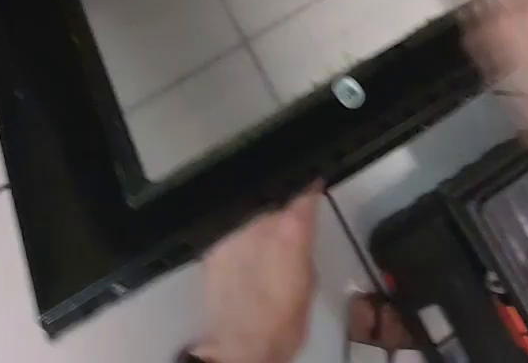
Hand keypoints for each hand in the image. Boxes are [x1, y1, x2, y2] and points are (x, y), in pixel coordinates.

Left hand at [190, 186, 321, 362]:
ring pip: (251, 218)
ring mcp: (235, 231)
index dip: (310, 187)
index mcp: (291, 231)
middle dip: (280, 212)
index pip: (304, 195)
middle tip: (283, 228)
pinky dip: (238, 240)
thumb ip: (303, 253)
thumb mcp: (307, 288)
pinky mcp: (214, 246)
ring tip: (259, 245)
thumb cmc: (283, 325)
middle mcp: (262, 222)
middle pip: (274, 204)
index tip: (313, 181)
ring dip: (258, 226)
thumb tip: (298, 240)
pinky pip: (231, 233)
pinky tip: (240, 256)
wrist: (238, 348)